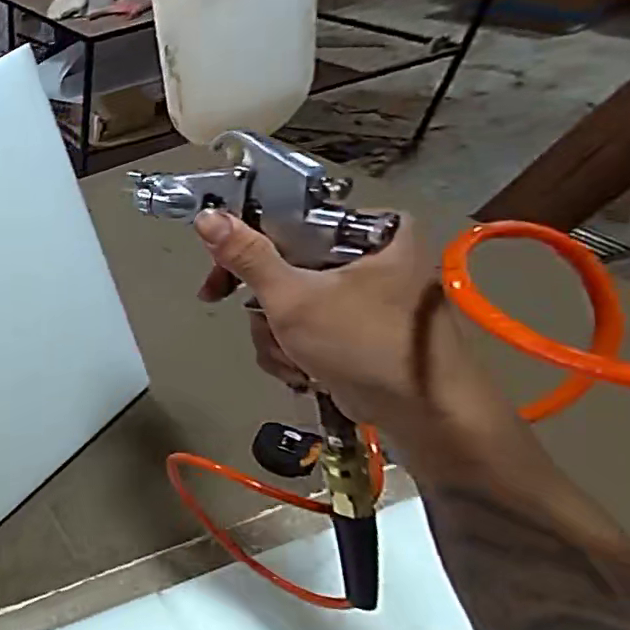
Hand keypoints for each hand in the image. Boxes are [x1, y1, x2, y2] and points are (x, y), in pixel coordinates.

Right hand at [192, 209, 509, 443]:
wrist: (422, 413)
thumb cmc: (363, 344)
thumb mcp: (293, 298)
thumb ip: (247, 257)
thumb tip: (206, 216)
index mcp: (371, 230)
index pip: (287, 224)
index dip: (245, 253)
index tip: (218, 285)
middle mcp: (369, 254)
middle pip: (282, 267)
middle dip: (266, 312)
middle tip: (266, 330)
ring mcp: (362, 293)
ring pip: (287, 302)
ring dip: (276, 336)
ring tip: (295, 359)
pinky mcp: (354, 325)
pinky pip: (303, 325)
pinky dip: (293, 349)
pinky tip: (302, 369)